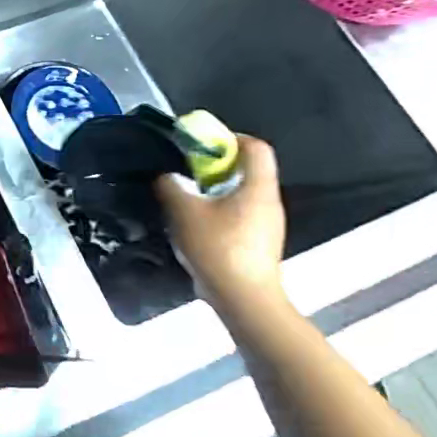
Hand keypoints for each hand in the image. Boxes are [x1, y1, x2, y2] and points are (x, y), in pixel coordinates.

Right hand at [154, 135, 286, 313]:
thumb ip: (172, 186)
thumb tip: (168, 177)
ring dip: (214, 188)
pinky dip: (218, 208)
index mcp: (257, 188)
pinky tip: (196, 224)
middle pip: (248, 170)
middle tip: (186, 171)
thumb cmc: (217, 247)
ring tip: (186, 197)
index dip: (230, 138)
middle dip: (216, 164)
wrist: (243, 298)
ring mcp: (267, 224)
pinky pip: (239, 213)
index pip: (256, 148)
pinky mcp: (258, 242)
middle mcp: (268, 202)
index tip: (201, 143)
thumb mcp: (183, 211)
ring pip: (241, 193)